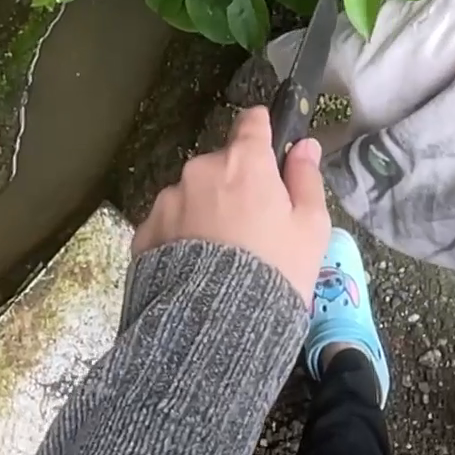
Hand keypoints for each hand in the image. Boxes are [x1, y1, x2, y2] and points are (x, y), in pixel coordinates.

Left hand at [132, 106, 331, 304]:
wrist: (213, 331)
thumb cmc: (275, 272)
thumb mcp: (310, 228)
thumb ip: (306, 180)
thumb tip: (305, 146)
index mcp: (245, 162)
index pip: (252, 123)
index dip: (262, 131)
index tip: (269, 148)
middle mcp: (201, 170)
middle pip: (223, 165)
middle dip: (236, 185)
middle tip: (252, 228)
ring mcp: (168, 200)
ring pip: (193, 195)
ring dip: (206, 212)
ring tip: (221, 257)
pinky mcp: (144, 232)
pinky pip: (169, 224)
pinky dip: (181, 238)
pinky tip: (196, 271)